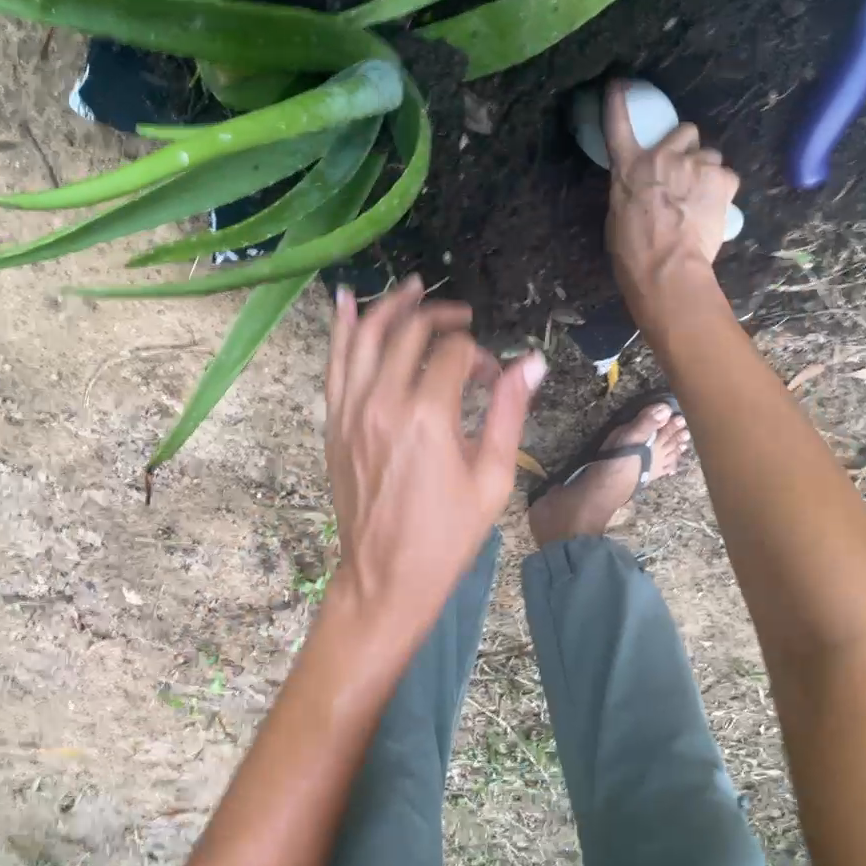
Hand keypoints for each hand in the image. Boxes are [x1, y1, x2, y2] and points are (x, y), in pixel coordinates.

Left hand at [324, 276, 544, 641]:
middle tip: (461, 317)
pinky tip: (345, 300)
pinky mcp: (334, 425)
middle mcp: (382, 403)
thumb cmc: (446, 537)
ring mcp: (351, 412)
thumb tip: (531, 362)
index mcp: (428, 417)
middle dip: (439, 316)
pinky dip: (341, 329)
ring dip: (388, 306)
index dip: (479, 354)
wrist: (386, 577)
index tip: (490, 377)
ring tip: (410, 288)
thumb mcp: (492, 479)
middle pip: (408, 332)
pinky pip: (334, 364)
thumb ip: (508, 413)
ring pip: (363, 337)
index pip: (453, 353)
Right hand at [604, 79, 739, 301]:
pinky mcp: (722, 179)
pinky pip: (727, 177)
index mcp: (629, 168)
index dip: (618, 103)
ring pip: (710, 156)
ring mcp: (696, 165)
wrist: (667, 270)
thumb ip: (633, 192)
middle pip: (686, 132)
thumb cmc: (633, 254)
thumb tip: (645, 191)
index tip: (619, 86)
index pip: (618, 126)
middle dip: (687, 148)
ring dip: (707, 171)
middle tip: (685, 175)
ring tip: (701, 200)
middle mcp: (663, 156)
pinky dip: (723, 190)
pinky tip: (716, 210)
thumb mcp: (618, 218)